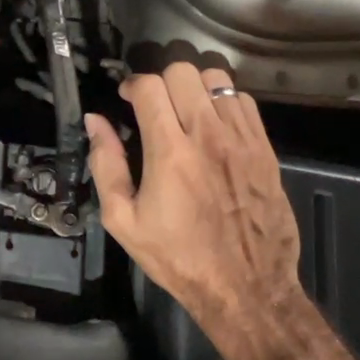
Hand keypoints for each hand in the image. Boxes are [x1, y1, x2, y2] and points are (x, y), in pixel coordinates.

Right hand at [86, 65, 308, 359]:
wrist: (246, 288)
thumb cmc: (177, 257)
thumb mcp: (123, 220)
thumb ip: (106, 165)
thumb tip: (95, 122)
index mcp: (169, 152)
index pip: (149, 86)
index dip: (131, 85)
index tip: (127, 99)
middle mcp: (208, 136)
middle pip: (183, 71)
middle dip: (161, 81)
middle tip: (155, 104)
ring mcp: (241, 140)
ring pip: (216, 79)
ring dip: (194, 87)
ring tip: (186, 109)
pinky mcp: (265, 149)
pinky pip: (243, 101)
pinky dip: (223, 102)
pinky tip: (214, 125)